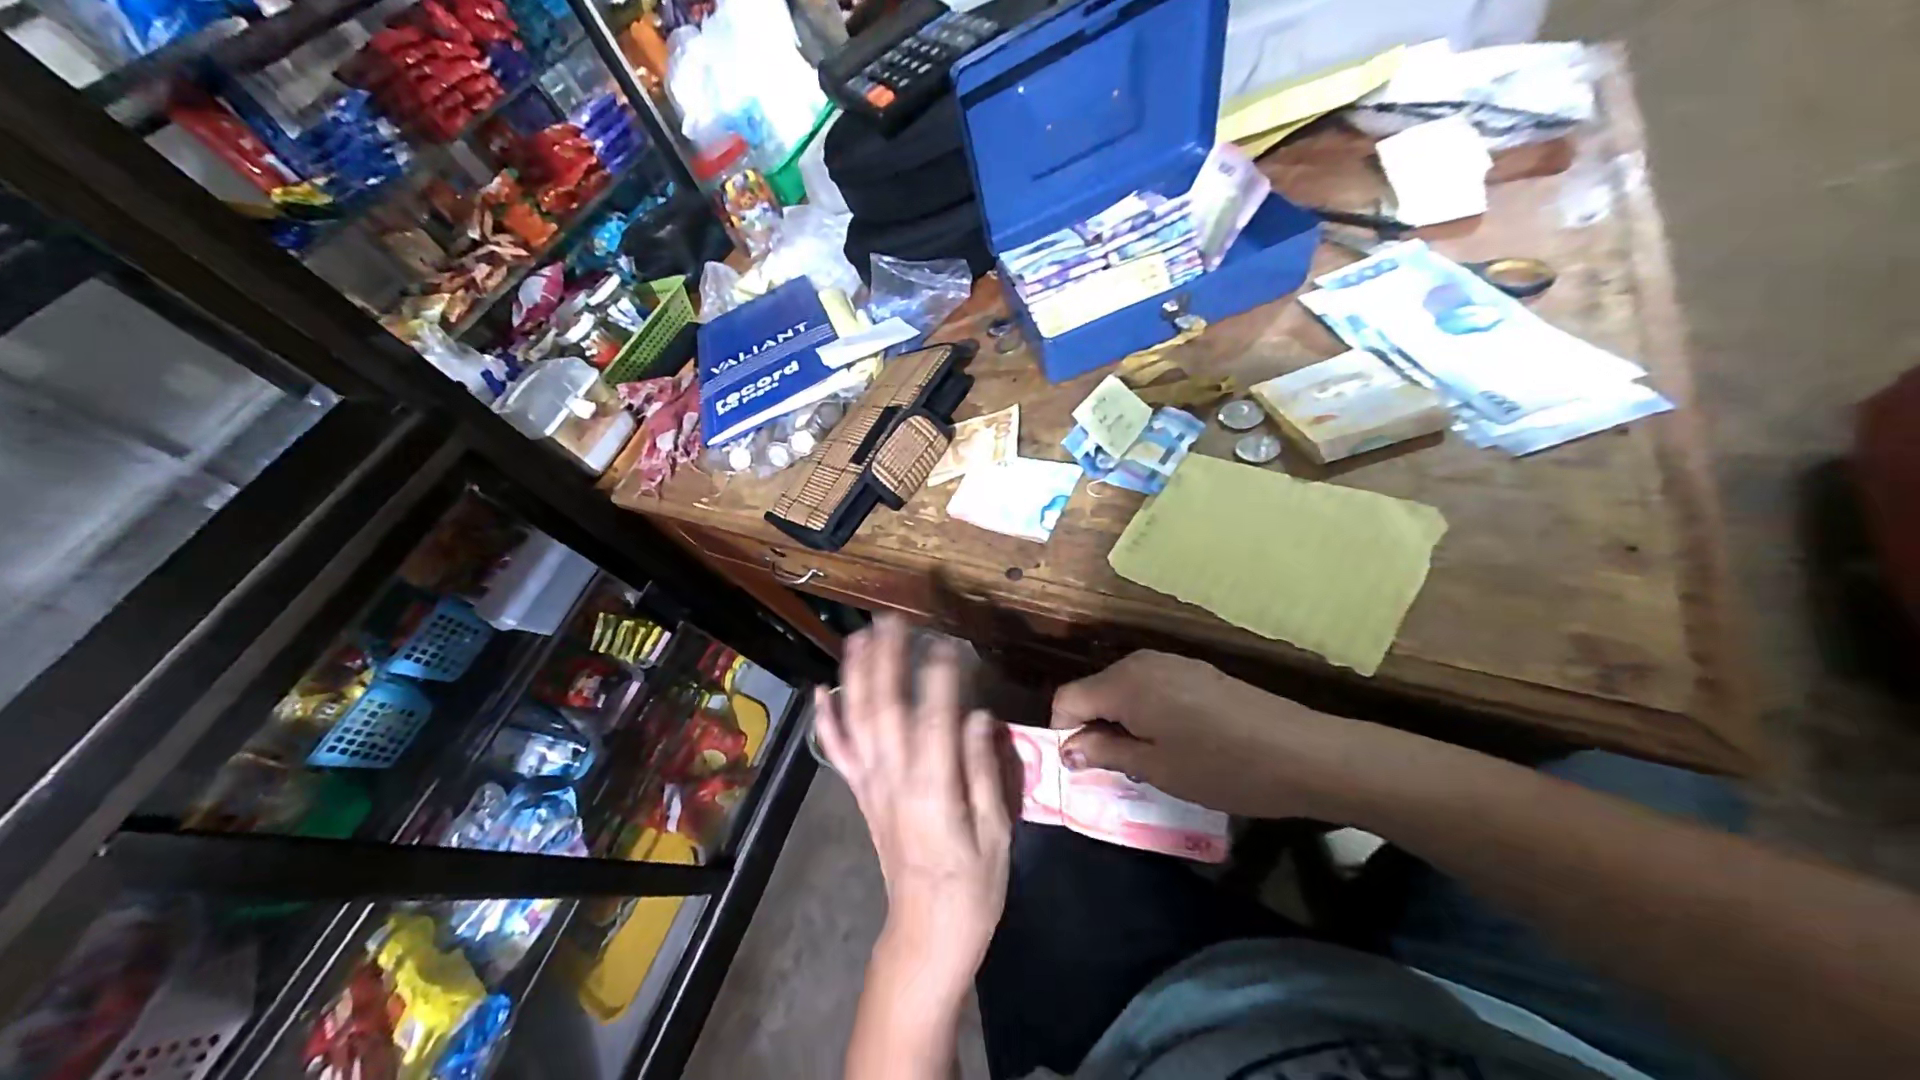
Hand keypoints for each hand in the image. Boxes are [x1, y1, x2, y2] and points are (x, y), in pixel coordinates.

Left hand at [815, 616, 1010, 975]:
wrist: (925, 933)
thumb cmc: (971, 887)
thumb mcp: (996, 833)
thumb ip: (983, 771)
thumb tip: (979, 717)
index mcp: (934, 788)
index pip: (935, 717)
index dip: (939, 674)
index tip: (947, 639)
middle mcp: (894, 779)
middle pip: (885, 708)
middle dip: (887, 660)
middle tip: (894, 619)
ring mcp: (871, 786)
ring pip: (857, 721)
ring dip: (856, 676)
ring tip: (860, 636)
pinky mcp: (860, 795)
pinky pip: (839, 753)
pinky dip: (827, 721)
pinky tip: (821, 691)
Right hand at [1050, 650, 1405, 819]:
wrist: (1304, 753)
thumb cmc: (1222, 767)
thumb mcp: (1157, 769)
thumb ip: (1104, 753)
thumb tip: (1067, 749)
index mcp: (1124, 683)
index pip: (1067, 698)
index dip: (1062, 733)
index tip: (1078, 768)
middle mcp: (1142, 662)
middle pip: (1094, 690)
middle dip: (1092, 727)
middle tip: (1109, 771)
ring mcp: (1172, 663)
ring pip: (1123, 689)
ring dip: (1120, 722)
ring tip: (1144, 760)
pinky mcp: (1196, 671)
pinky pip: (1151, 688)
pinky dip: (1146, 713)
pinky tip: (1174, 742)